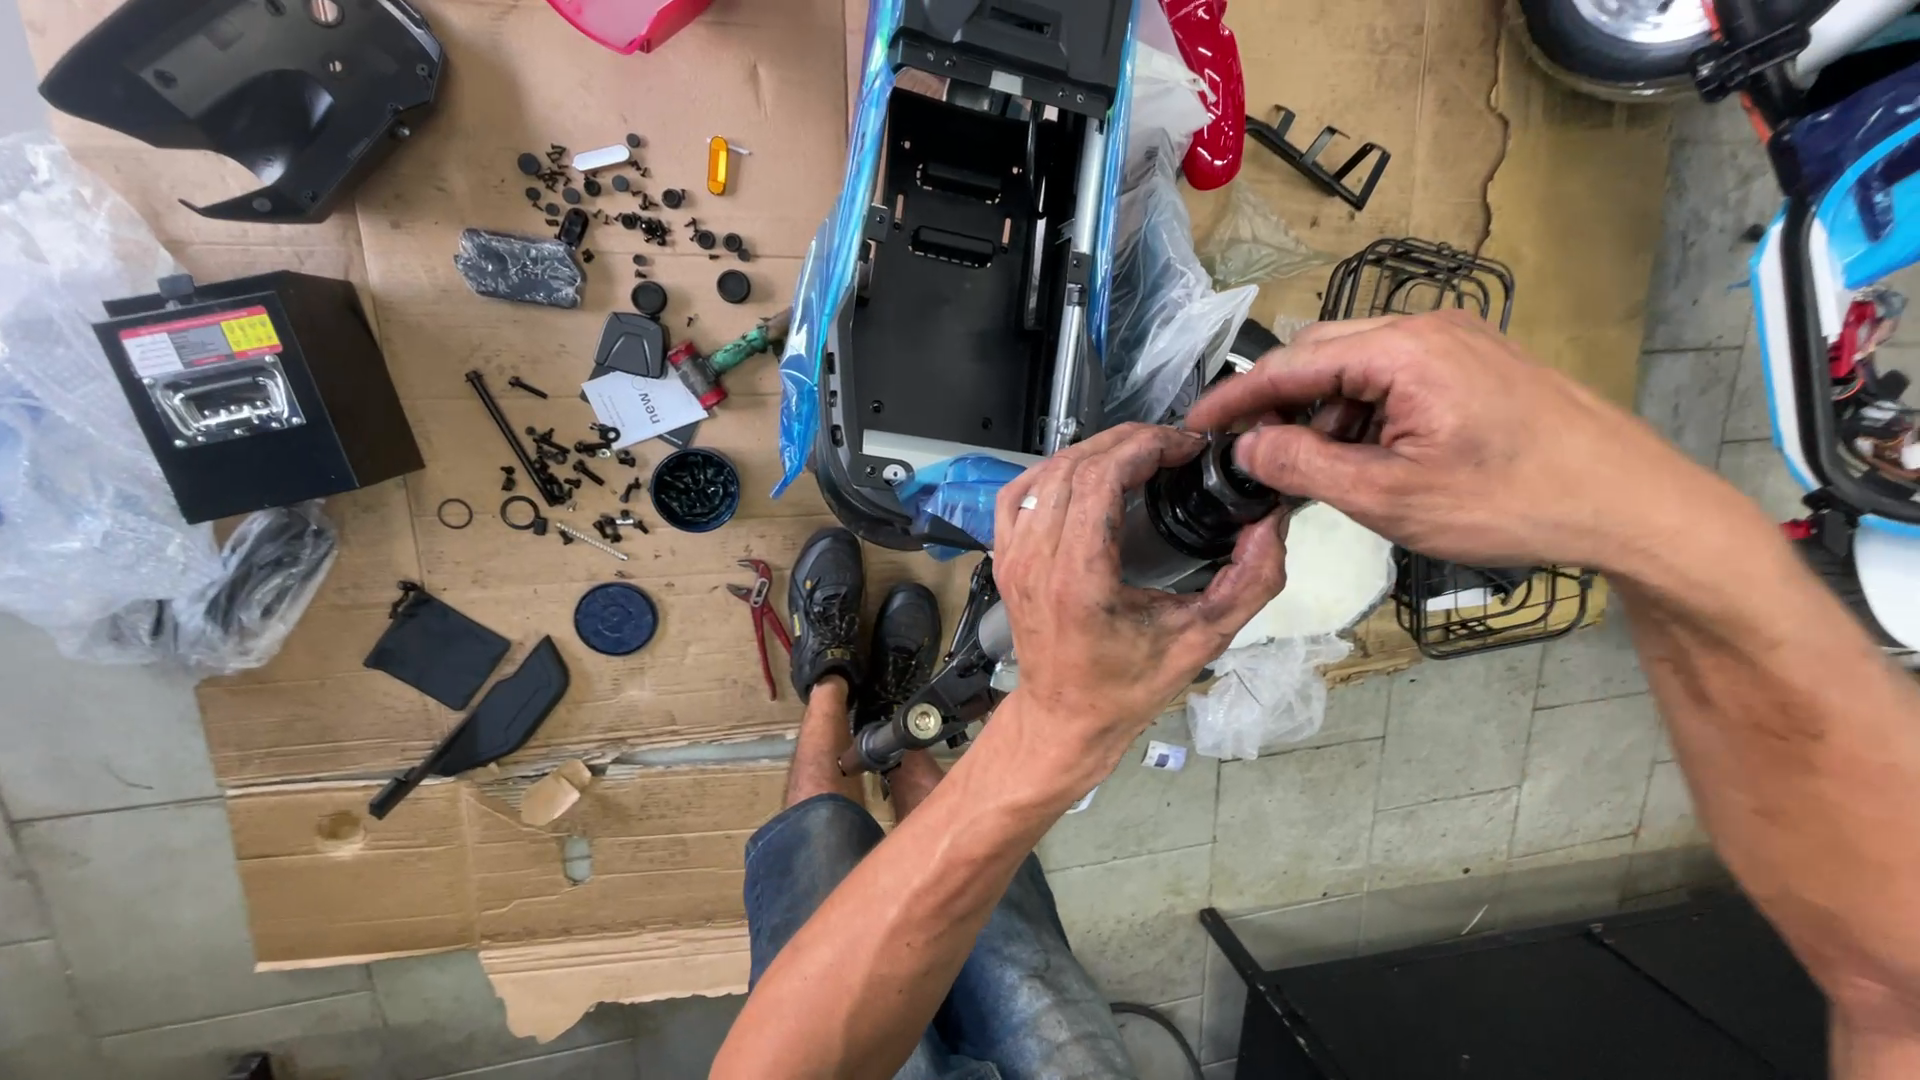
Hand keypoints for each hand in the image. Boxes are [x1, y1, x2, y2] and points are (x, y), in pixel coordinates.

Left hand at [990, 423, 1286, 778]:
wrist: (1065, 716)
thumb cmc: (1127, 686)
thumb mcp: (1202, 641)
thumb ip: (1249, 583)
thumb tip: (1270, 524)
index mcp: (1079, 579)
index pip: (1100, 479)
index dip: (1145, 447)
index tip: (1184, 448)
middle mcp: (1036, 561)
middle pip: (1074, 466)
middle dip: (1127, 442)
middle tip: (1170, 446)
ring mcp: (1012, 558)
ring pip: (1045, 473)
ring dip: (1094, 452)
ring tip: (1137, 454)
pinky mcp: (1004, 559)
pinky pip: (1017, 495)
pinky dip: (1053, 472)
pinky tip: (1085, 474)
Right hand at [1185, 311, 1706, 568]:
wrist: (1633, 505)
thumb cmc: (1512, 502)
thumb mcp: (1388, 495)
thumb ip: (1303, 464)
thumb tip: (1247, 446)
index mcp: (1402, 351)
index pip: (1289, 364)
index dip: (1233, 398)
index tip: (1194, 427)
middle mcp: (1427, 329)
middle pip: (1318, 354)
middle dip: (1277, 403)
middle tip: (1253, 455)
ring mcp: (1456, 343)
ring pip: (1353, 367)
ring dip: (1322, 413)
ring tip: (1319, 468)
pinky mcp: (1473, 364)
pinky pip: (1391, 377)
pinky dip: (1360, 413)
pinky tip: (1366, 456)